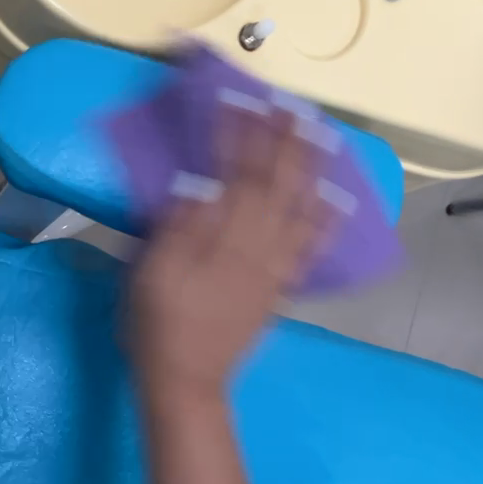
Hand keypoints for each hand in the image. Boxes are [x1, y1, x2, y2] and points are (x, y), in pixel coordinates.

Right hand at [128, 106, 339, 406]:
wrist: (186, 379)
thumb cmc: (158, 326)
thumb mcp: (152, 275)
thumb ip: (178, 229)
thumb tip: (199, 186)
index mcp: (224, 238)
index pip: (238, 174)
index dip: (239, 137)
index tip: (238, 104)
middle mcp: (258, 245)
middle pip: (278, 183)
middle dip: (283, 141)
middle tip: (288, 107)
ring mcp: (273, 267)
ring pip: (301, 207)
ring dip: (310, 168)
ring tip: (318, 137)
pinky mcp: (277, 287)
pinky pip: (308, 246)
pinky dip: (323, 219)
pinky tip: (330, 203)